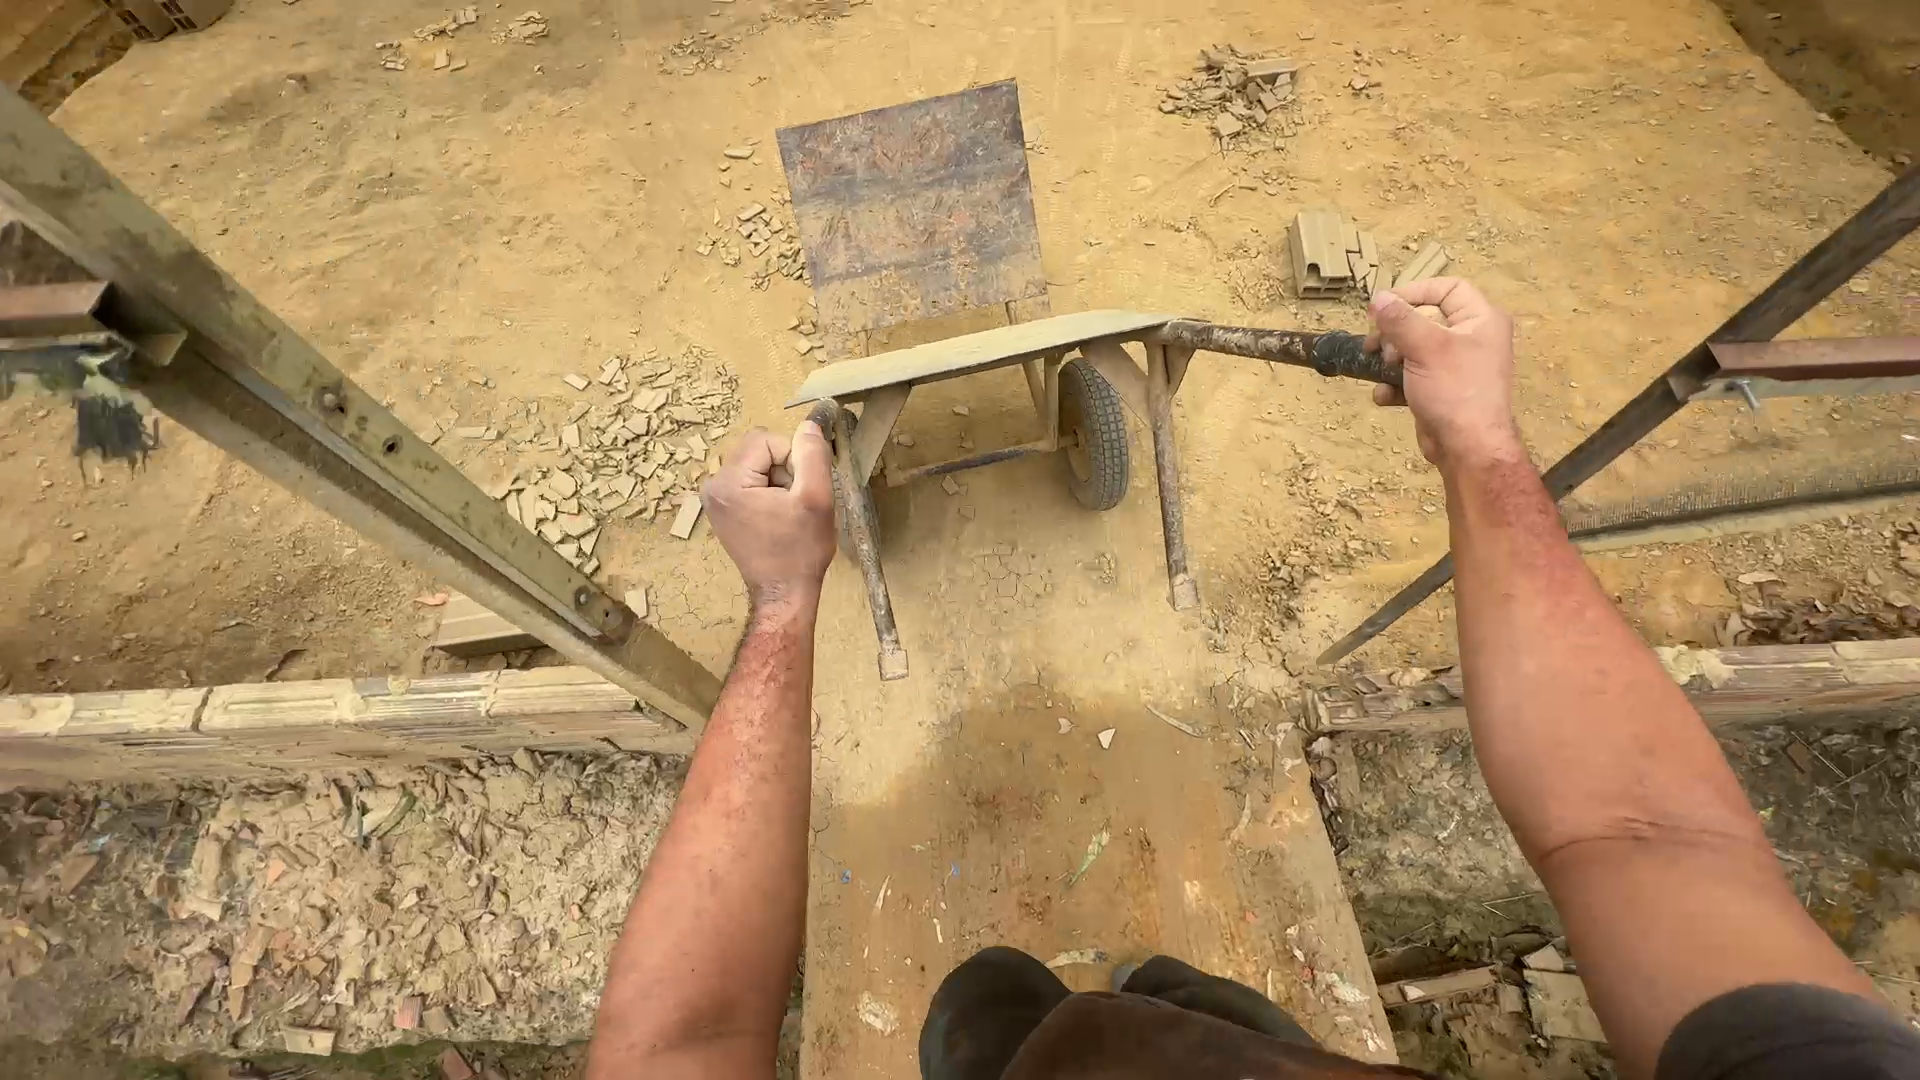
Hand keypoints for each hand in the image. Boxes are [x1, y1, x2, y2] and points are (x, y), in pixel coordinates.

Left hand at [700, 420, 835, 614]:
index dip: (793, 459)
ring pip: (758, 466)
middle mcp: (713, 487)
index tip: (802, 491)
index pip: (767, 439)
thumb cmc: (801, 551)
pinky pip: (752, 483)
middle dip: (785, 470)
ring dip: (780, 482)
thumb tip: (809, 425)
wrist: (784, 594)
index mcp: (728, 482)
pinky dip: (771, 494)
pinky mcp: (724, 511)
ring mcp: (715, 500)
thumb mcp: (816, 499)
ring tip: (788, 514)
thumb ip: (813, 456)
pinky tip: (779, 519)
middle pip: (759, 451)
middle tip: (796, 504)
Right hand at [1365, 278, 1524, 469]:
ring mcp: (1453, 366)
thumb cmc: (1454, 390)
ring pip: (1412, 349)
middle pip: (1423, 319)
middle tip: (1375, 345)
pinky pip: (1410, 377)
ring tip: (1381, 370)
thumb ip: (1400, 321)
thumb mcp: (1426, 348)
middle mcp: (1470, 339)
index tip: (1382, 308)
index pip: (1448, 289)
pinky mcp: (1438, 390)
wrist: (1466, 446)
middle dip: (1395, 332)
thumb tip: (1378, 298)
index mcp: (1480, 320)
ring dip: (1389, 360)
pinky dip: (1393, 385)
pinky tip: (1386, 396)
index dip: (1414, 292)